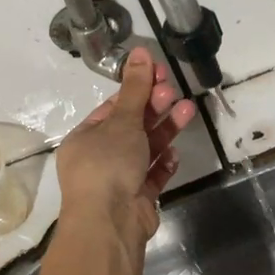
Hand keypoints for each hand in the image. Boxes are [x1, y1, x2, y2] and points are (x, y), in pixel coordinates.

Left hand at [57, 47, 197, 242]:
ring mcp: (119, 179)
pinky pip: (153, 175)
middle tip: (173, 92)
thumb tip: (140, 52)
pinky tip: (175, 153)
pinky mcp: (138, 197)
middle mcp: (100, 157)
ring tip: (188, 111)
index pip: (113, 108)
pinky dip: (164, 163)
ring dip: (166, 130)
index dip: (137, 90)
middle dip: (154, 108)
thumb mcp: (122, 121)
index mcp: (86, 138)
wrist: (110, 222)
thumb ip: (135, 89)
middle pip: (131, 127)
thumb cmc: (108, 165)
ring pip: (146, 149)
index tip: (159, 75)